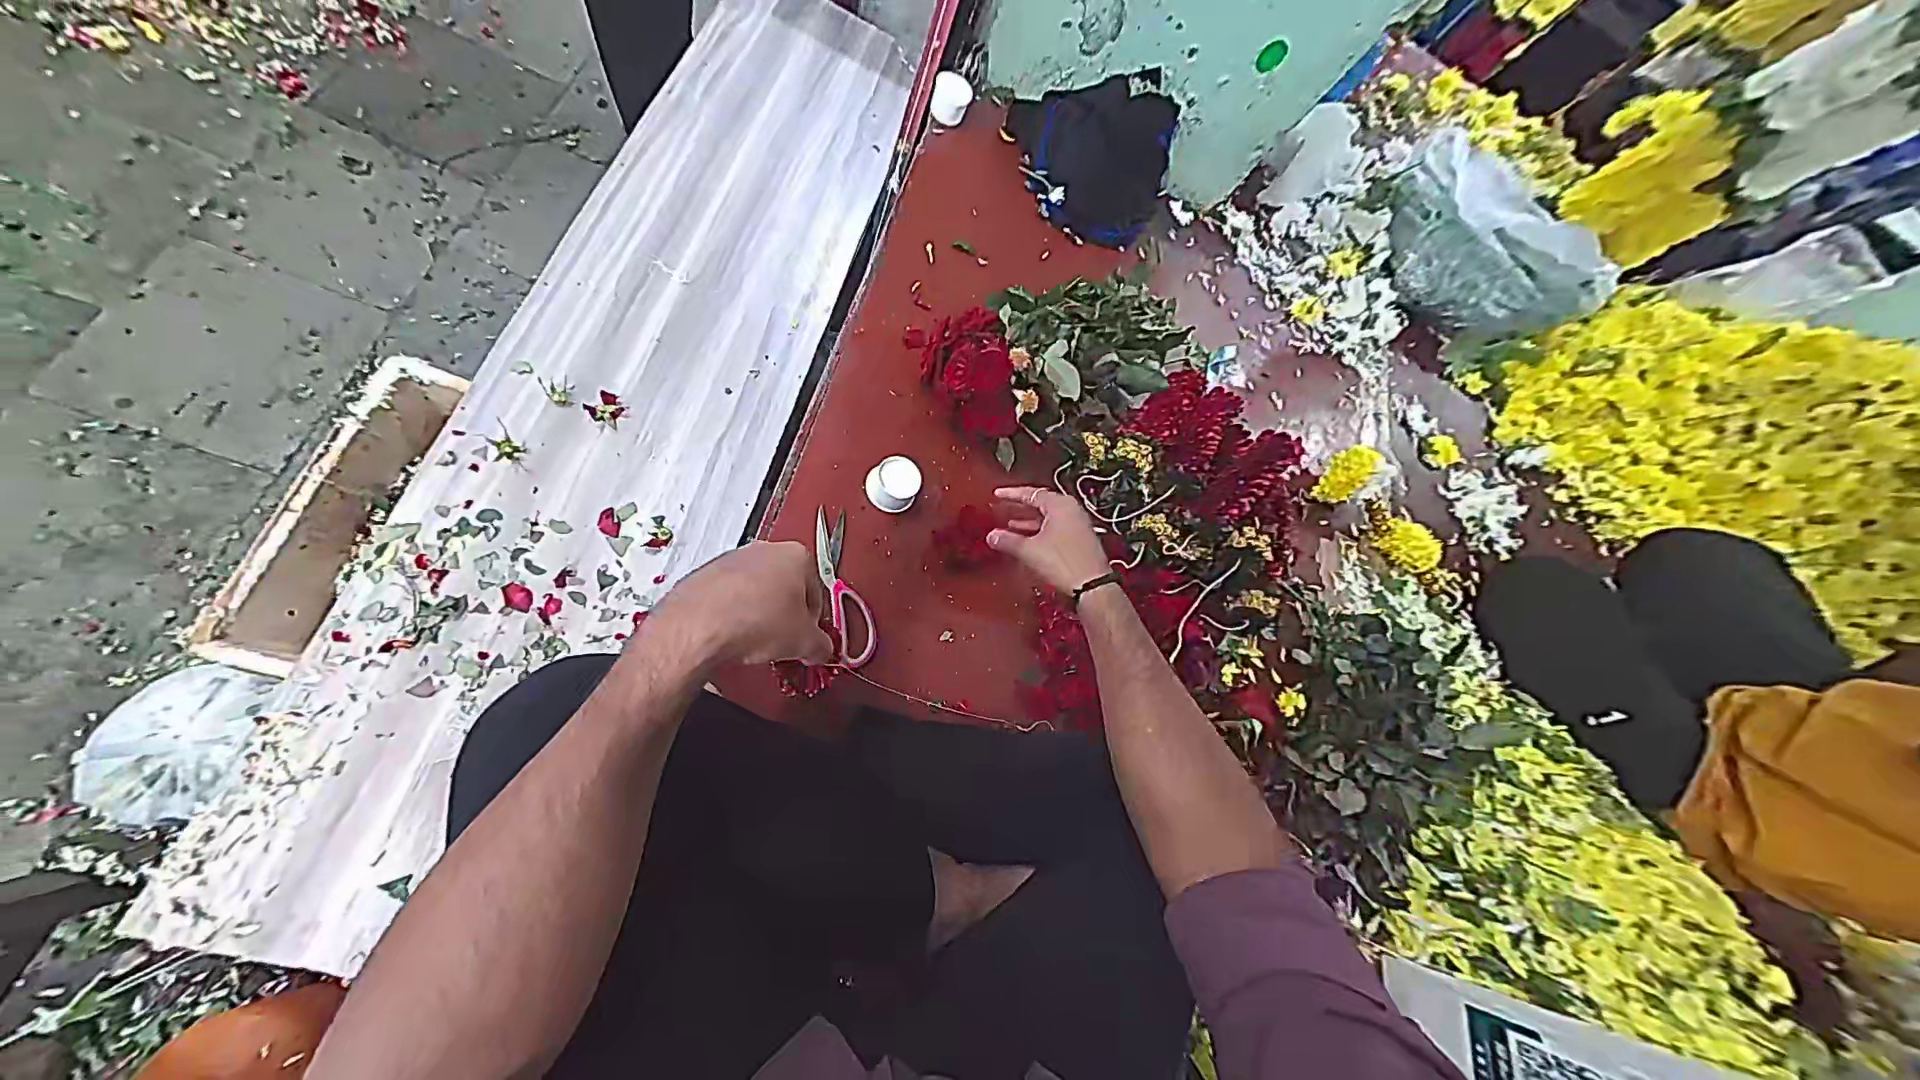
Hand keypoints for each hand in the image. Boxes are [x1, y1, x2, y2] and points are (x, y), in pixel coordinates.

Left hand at [644, 541, 834, 667]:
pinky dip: (733, 614)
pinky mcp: (705, 574)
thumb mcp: (804, 642)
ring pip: (756, 590)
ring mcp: (732, 559)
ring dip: (759, 614)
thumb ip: (820, 645)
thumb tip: (819, 649)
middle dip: (786, 614)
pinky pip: (728, 596)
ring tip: (755, 642)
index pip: (816, 590)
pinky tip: (732, 636)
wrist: (698, 627)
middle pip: (786, 586)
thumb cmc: (754, 621)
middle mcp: (765, 550)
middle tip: (784, 641)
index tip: (808, 637)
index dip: (814, 619)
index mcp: (796, 555)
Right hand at [987, 486, 1112, 593]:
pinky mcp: (1080, 540)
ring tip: (1010, 525)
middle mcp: (1071, 510)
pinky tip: (1027, 541)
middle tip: (1003, 507)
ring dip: (1029, 522)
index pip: (1032, 493)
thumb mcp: (1029, 550)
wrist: (1092, 586)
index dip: (1012, 494)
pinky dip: (1039, 532)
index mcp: (1060, 505)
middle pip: (1041, 504)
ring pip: (1048, 518)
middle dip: (1021, 507)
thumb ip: (1008, 541)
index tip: (998, 494)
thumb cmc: (1062, 562)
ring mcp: (1078, 525)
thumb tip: (991, 536)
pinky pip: (1055, 529)